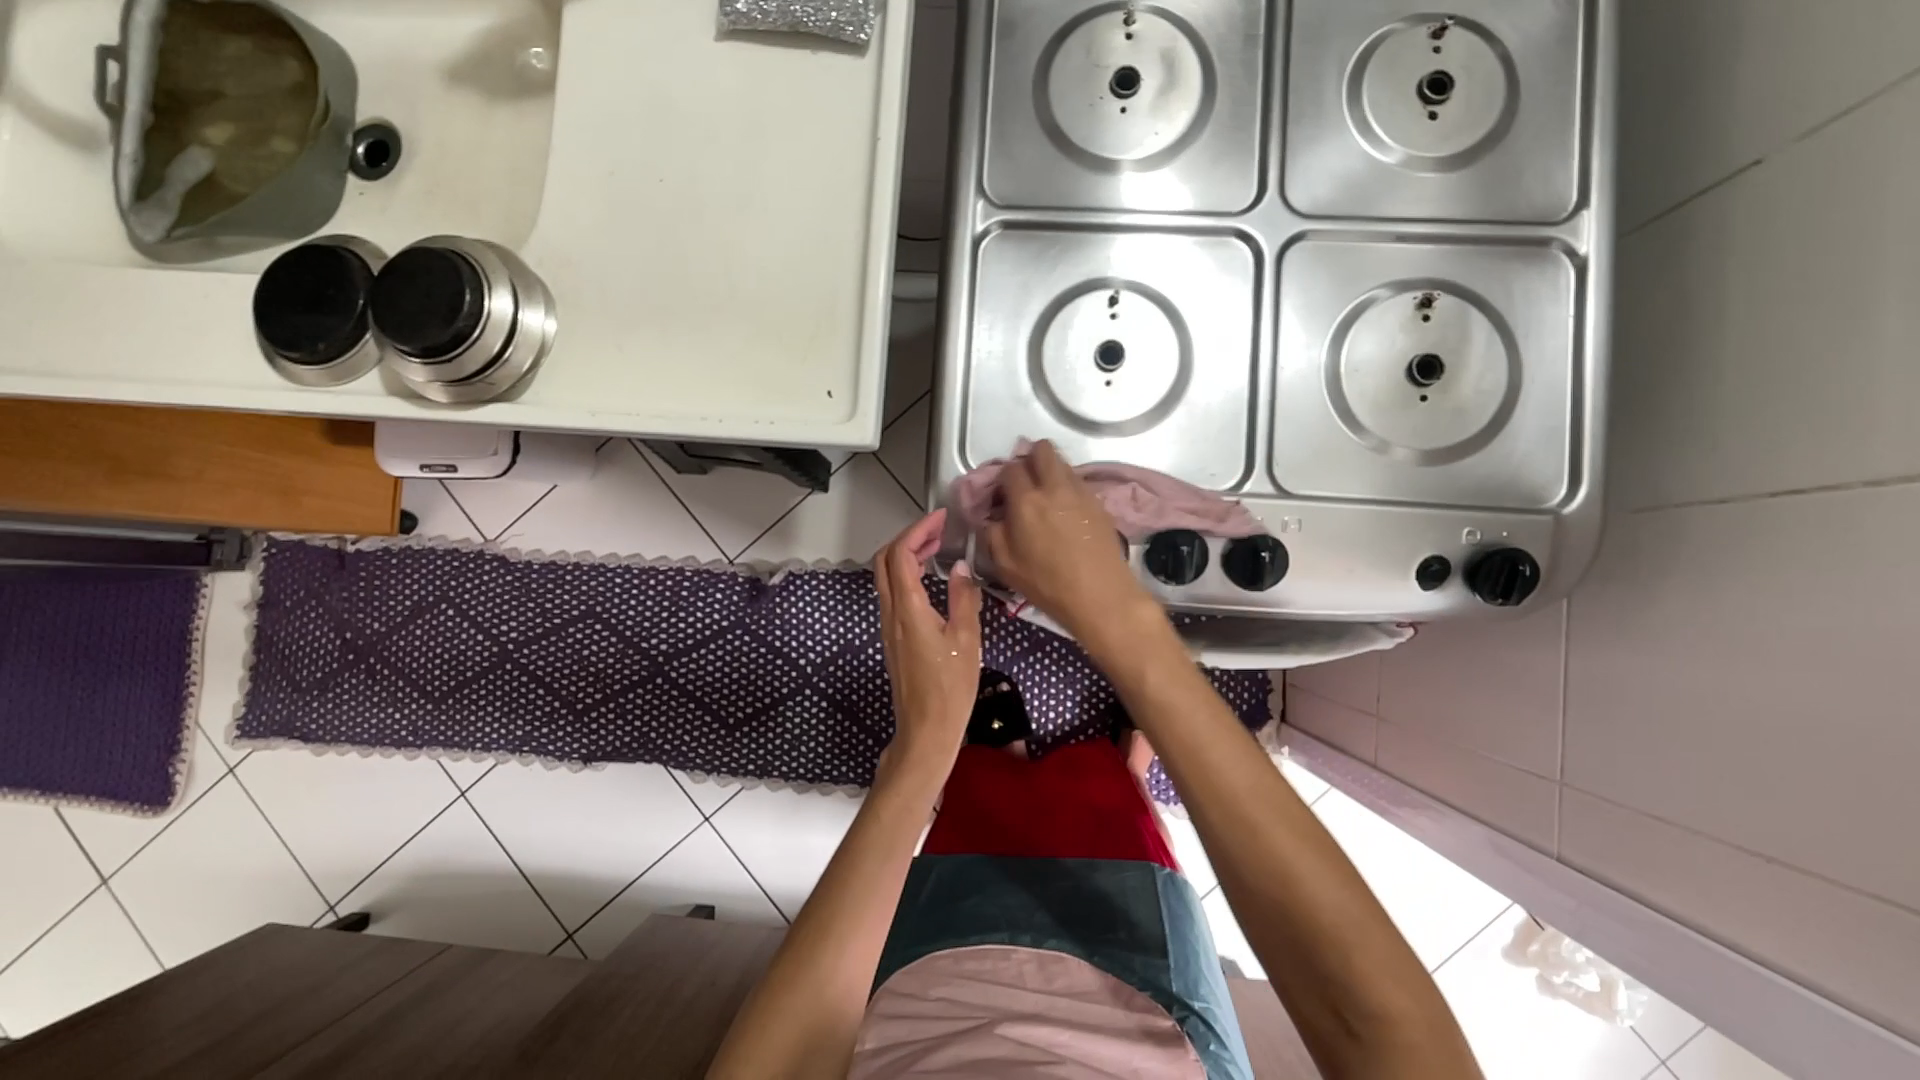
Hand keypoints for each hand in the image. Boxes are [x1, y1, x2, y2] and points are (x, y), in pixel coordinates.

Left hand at [874, 508, 982, 775]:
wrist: (925, 730)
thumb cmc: (950, 688)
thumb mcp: (966, 640)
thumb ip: (964, 598)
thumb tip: (960, 567)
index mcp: (908, 609)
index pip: (900, 555)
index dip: (917, 530)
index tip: (940, 519)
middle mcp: (891, 613)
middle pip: (885, 561)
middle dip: (908, 538)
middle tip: (938, 531)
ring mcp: (888, 627)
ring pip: (886, 578)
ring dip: (906, 556)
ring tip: (937, 549)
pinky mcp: (893, 638)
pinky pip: (893, 594)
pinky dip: (907, 576)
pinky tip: (931, 580)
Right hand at [982, 440, 1149, 640]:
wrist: (1100, 596)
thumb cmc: (1047, 584)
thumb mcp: (1005, 565)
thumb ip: (992, 533)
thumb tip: (992, 517)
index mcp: (1026, 501)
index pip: (1010, 468)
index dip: (1002, 478)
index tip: (1001, 496)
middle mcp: (1054, 487)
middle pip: (1042, 450)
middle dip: (1030, 459)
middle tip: (1025, 483)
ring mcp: (1081, 492)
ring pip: (1063, 463)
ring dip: (1050, 471)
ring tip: (1046, 498)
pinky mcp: (1099, 503)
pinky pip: (1079, 482)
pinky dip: (1068, 488)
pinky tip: (1066, 513)